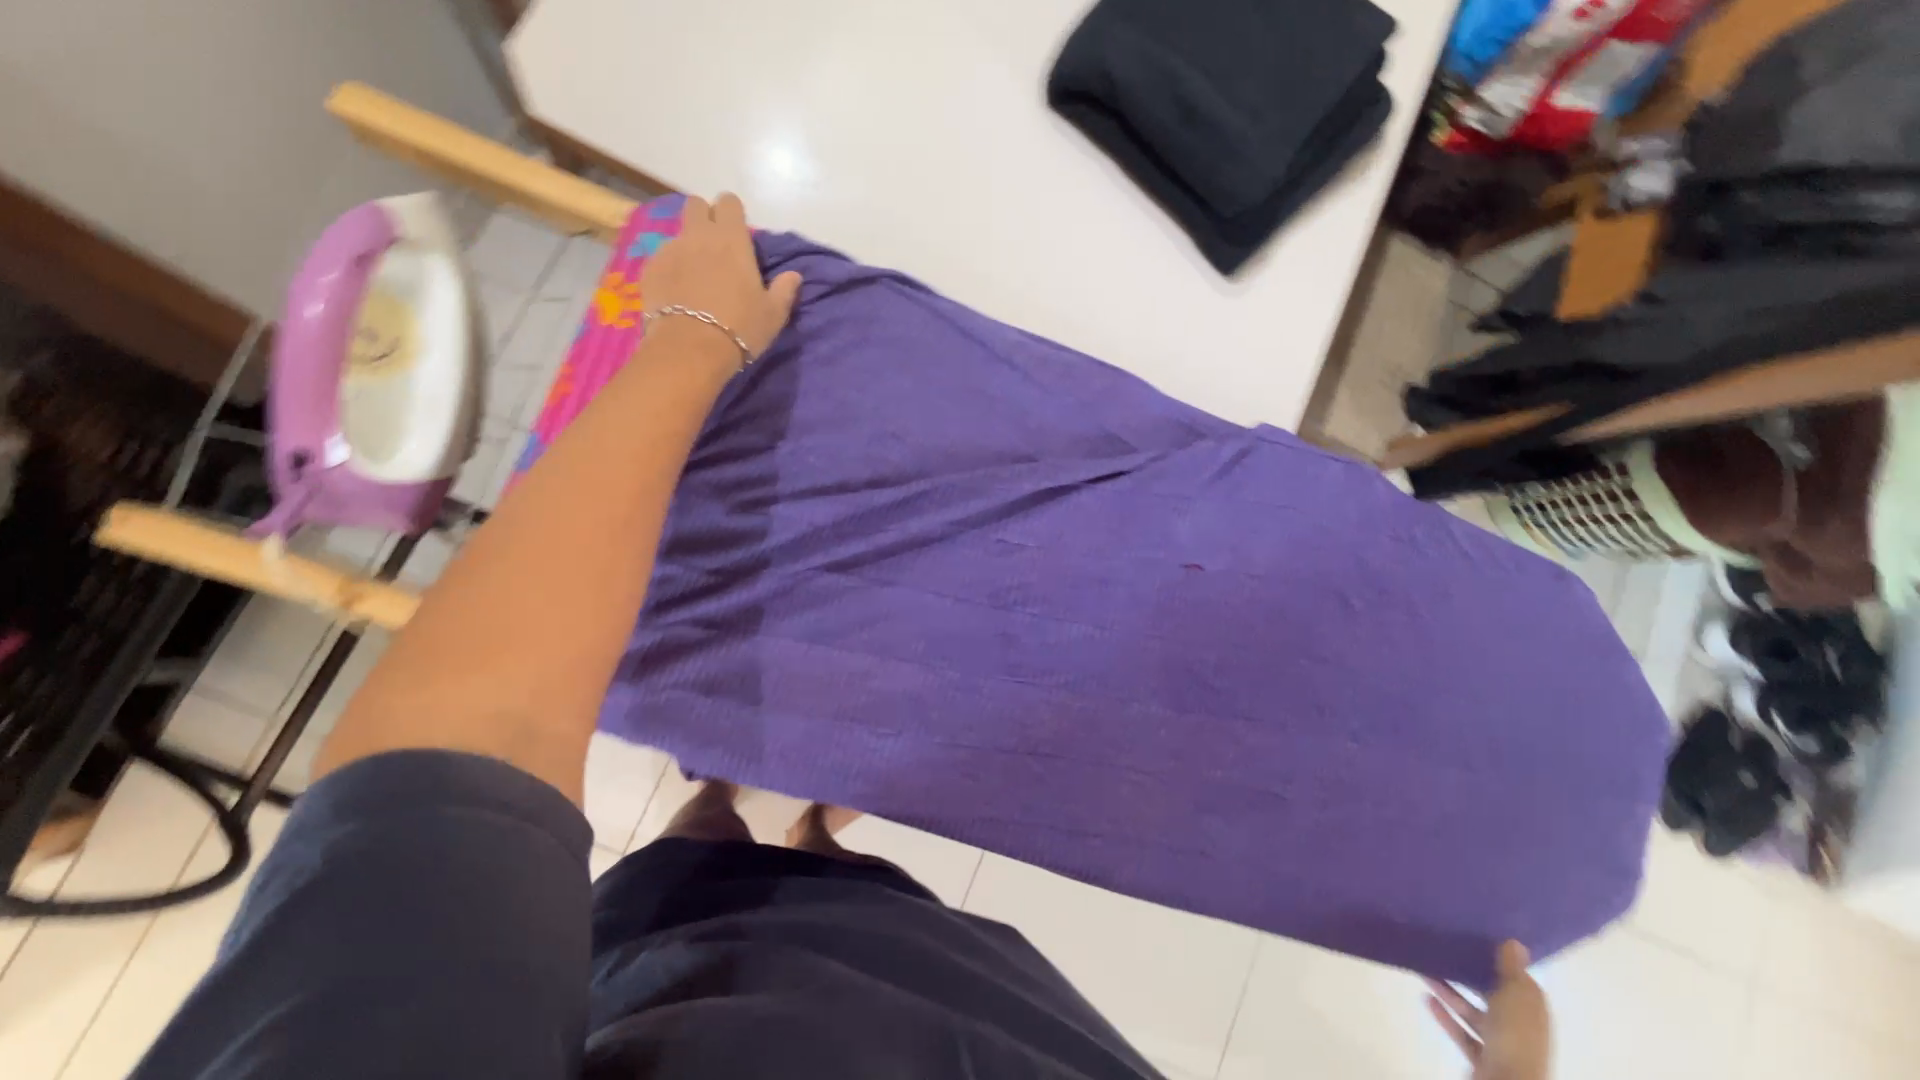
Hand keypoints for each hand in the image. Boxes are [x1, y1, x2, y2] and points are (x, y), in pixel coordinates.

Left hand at [639, 193, 802, 360]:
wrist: (689, 350)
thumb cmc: (739, 328)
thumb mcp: (773, 314)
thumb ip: (784, 290)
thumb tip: (794, 276)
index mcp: (732, 239)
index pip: (729, 202)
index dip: (733, 213)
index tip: (738, 233)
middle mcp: (698, 235)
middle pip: (696, 205)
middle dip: (704, 217)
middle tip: (714, 246)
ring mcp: (669, 250)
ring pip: (678, 234)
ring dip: (687, 248)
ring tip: (694, 279)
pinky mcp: (649, 270)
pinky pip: (661, 259)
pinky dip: (670, 270)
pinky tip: (676, 294)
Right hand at [1426, 941, 1550, 1079]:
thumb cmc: (1515, 1035)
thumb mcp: (1514, 995)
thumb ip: (1511, 969)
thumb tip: (1515, 941)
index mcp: (1532, 1007)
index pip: (1517, 978)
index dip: (1498, 960)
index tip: (1475, 939)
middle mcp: (1519, 1023)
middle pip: (1491, 994)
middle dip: (1467, 975)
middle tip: (1443, 953)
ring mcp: (1501, 1041)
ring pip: (1472, 1011)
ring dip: (1450, 993)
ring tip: (1424, 972)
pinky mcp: (1482, 1056)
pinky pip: (1462, 1031)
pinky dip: (1446, 1016)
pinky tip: (1427, 1000)